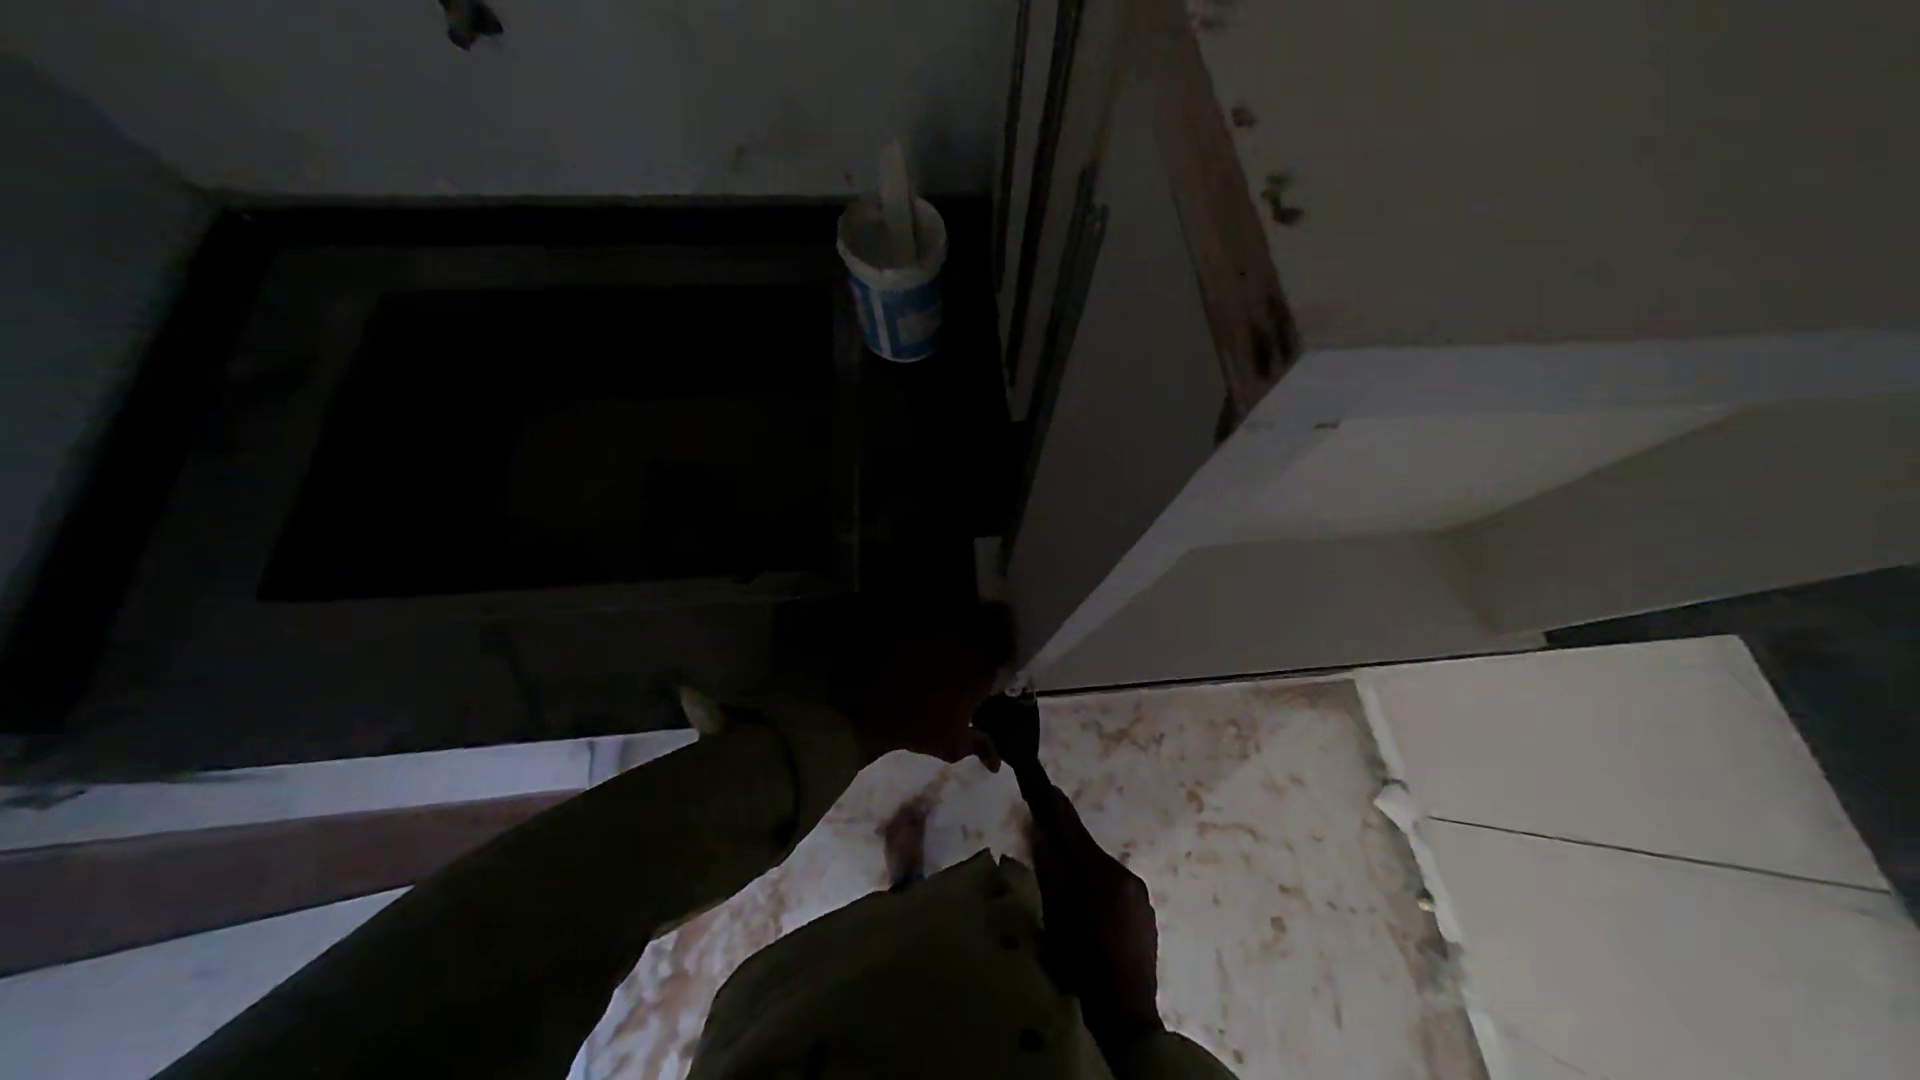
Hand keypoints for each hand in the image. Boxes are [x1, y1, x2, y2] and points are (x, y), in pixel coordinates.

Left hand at [848, 604, 1012, 766]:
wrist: (878, 712)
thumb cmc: (921, 730)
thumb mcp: (954, 744)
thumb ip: (981, 746)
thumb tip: (997, 765)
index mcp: (982, 673)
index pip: (1003, 651)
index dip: (1002, 650)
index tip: (998, 654)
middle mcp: (967, 648)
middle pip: (987, 628)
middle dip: (990, 629)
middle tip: (986, 634)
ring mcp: (941, 636)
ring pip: (963, 622)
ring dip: (969, 624)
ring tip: (963, 631)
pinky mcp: (918, 631)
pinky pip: (937, 622)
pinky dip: (941, 626)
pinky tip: (937, 634)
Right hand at [1030, 786, 1163, 1049]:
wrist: (1125, 1017)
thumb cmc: (1081, 967)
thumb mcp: (1056, 918)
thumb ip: (1050, 872)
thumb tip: (1042, 835)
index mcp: (1104, 876)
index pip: (1074, 834)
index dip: (1058, 811)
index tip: (1048, 788)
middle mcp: (1126, 877)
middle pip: (1088, 851)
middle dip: (1067, 845)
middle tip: (1045, 838)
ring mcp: (1140, 898)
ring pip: (1101, 871)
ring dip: (1082, 869)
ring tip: (1064, 883)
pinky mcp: (1145, 916)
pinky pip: (1115, 889)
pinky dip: (1097, 888)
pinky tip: (1088, 908)